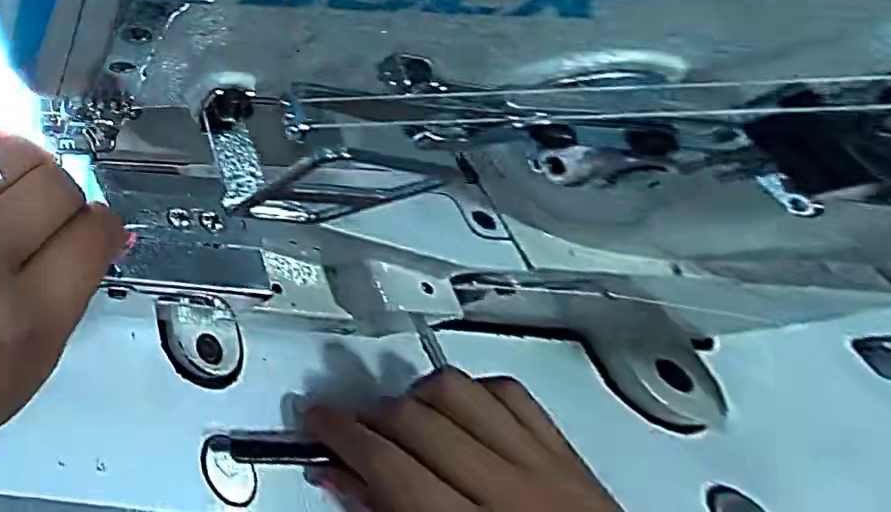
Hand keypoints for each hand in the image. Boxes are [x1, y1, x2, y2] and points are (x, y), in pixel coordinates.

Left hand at [0, 117, 124, 464]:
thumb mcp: (35, 365)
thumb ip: (76, 292)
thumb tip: (107, 227)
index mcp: (23, 318)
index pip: (90, 235)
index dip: (104, 227)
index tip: (96, 230)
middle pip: (58, 186)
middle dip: (72, 198)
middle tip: (58, 217)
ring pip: (18, 152)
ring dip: (37, 165)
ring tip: (29, 188)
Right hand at [305, 369, 623, 511]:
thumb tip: (338, 476)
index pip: (389, 466)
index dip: (340, 435)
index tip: (317, 420)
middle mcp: (518, 499)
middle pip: (413, 419)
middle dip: (369, 417)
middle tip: (354, 429)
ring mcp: (550, 474)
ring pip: (456, 391)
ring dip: (416, 397)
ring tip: (406, 417)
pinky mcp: (573, 459)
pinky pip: (509, 395)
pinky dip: (474, 393)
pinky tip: (460, 413)